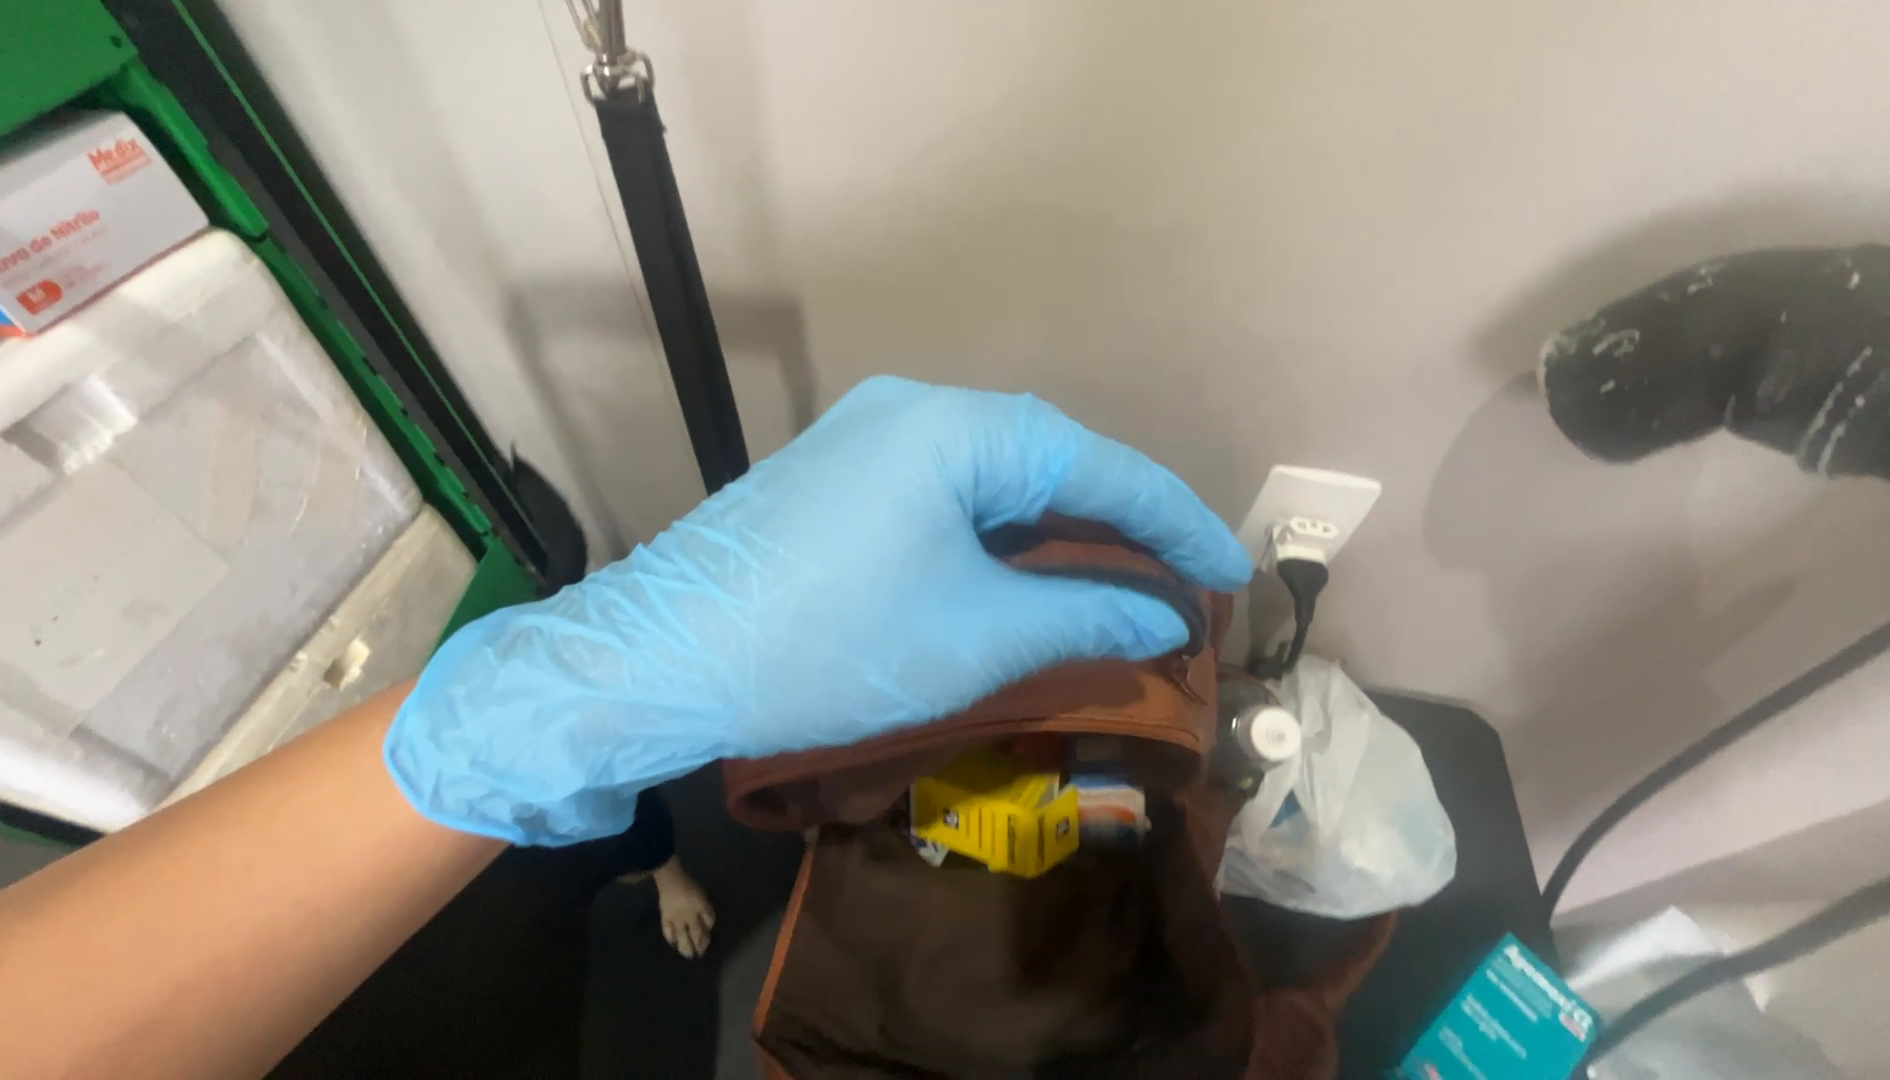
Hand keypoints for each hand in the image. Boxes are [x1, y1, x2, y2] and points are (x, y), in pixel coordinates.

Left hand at [386, 377, 1250, 843]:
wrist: (660, 658)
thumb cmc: (829, 646)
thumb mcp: (975, 638)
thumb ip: (1085, 618)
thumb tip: (1165, 617)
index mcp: (956, 427)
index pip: (1099, 466)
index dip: (1175, 523)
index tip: (1232, 574)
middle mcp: (916, 411)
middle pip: (1050, 464)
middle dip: (1118, 528)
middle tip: (1178, 585)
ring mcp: (870, 439)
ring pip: (997, 482)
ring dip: (1058, 536)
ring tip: (1117, 586)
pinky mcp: (841, 477)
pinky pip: (947, 496)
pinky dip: (999, 539)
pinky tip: (1025, 576)